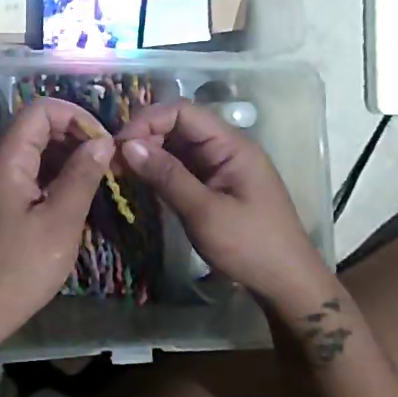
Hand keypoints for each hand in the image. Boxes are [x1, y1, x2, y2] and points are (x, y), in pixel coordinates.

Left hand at [0, 97, 113, 360]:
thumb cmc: (20, 267)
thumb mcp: (60, 222)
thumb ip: (81, 176)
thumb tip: (102, 142)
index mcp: (7, 160)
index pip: (40, 111)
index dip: (75, 117)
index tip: (104, 143)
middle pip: (37, 126)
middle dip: (75, 134)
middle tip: (108, 160)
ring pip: (35, 149)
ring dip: (68, 154)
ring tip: (100, 175)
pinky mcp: (2, 201)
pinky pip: (31, 172)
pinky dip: (56, 174)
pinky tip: (79, 192)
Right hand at [115, 101, 325, 300]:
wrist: (286, 284)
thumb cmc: (250, 246)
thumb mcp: (205, 212)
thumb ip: (167, 176)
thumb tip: (127, 145)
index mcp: (231, 145)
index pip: (182, 112)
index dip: (147, 121)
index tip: (119, 145)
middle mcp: (224, 149)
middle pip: (177, 125)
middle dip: (143, 136)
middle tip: (111, 160)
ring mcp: (219, 167)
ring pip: (175, 146)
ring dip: (146, 153)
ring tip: (117, 170)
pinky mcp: (212, 186)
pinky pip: (180, 167)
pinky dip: (157, 170)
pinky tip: (136, 180)